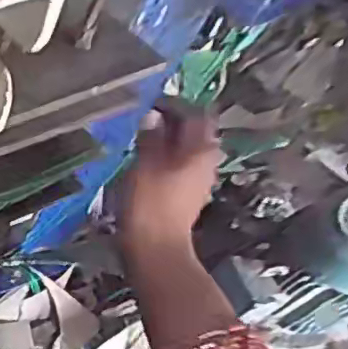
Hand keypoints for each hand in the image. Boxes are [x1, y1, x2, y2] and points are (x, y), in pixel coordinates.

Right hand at [117, 106, 222, 256]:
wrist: (155, 247)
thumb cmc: (149, 205)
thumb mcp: (144, 166)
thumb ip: (150, 138)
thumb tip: (151, 116)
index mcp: (200, 148)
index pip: (194, 113)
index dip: (173, 103)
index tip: (148, 101)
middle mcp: (207, 159)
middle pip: (194, 130)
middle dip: (172, 120)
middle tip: (142, 118)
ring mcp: (199, 178)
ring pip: (186, 148)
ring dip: (167, 139)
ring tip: (140, 139)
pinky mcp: (187, 193)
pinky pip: (179, 165)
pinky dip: (165, 157)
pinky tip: (145, 162)